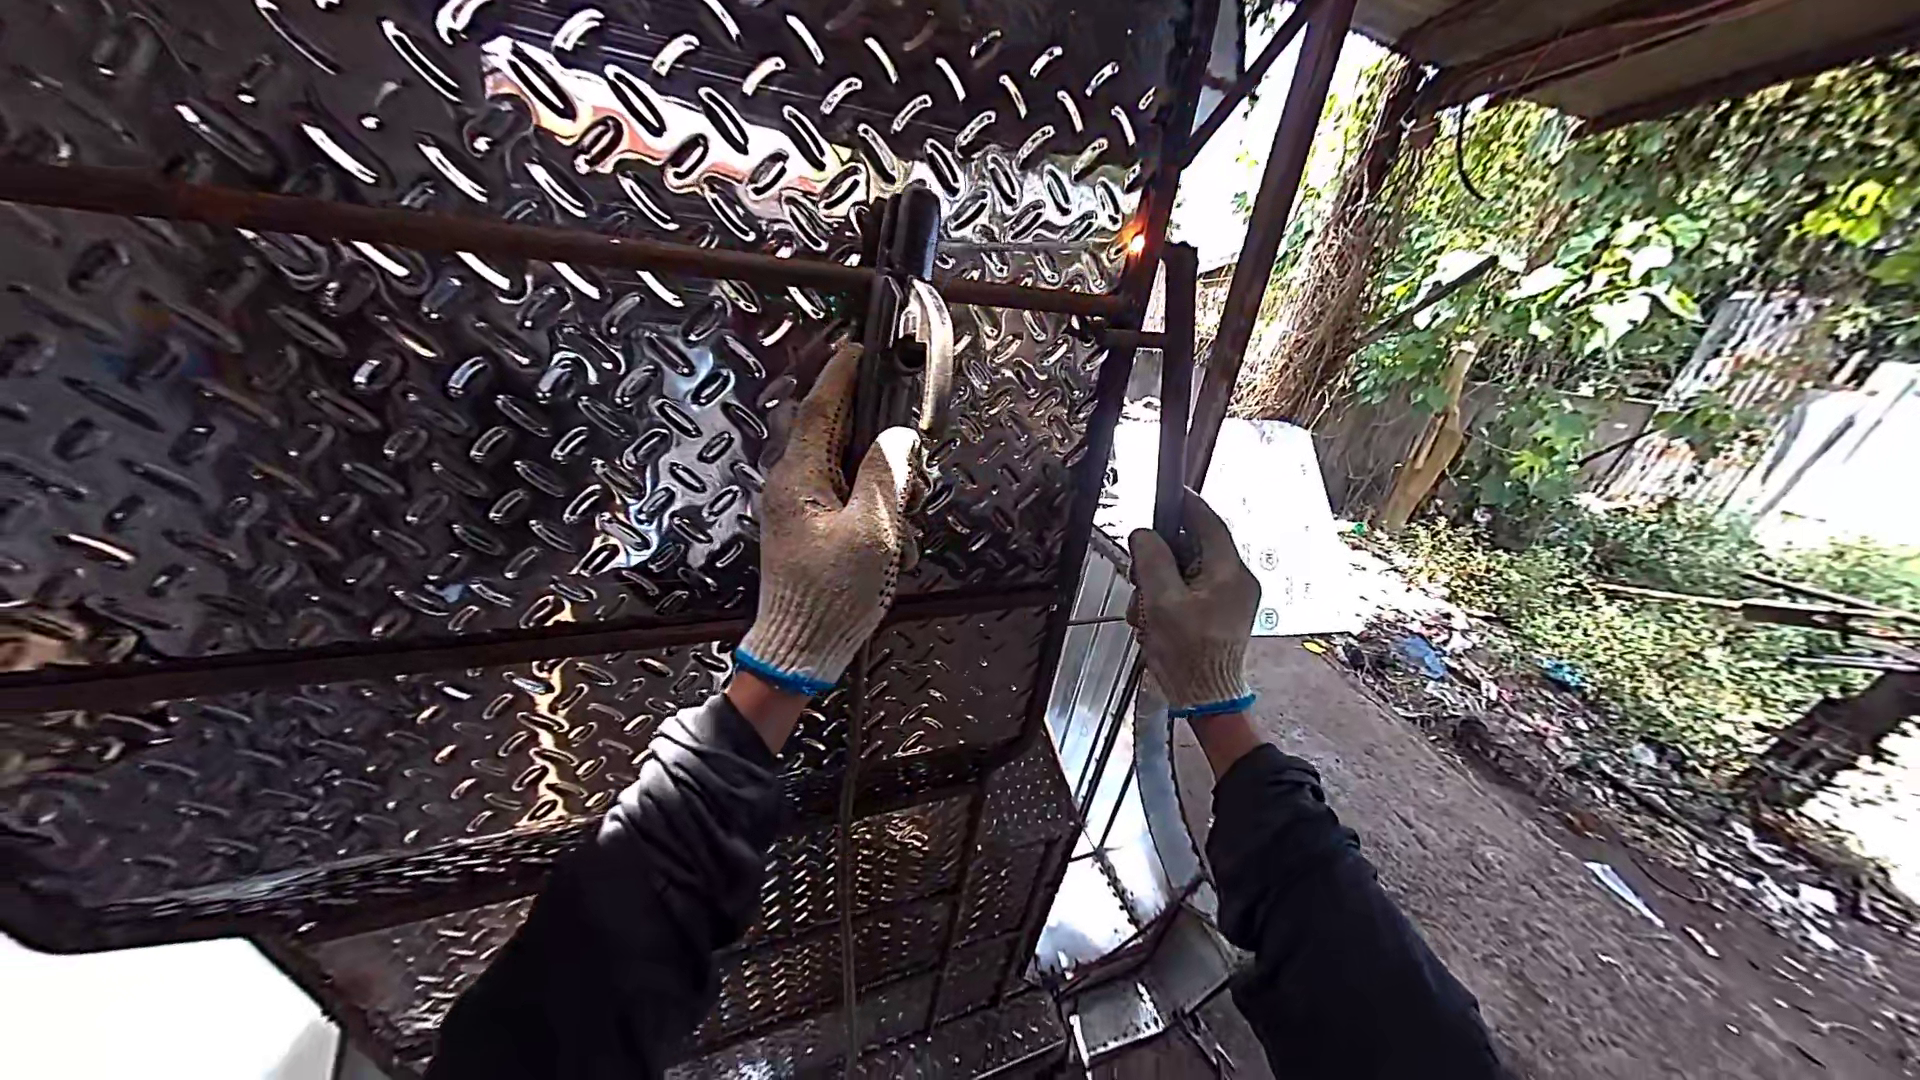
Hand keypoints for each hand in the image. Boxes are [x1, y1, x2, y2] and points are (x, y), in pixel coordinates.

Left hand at [734, 343, 922, 716]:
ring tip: (903, 526)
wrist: (800, 652)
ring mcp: (798, 510)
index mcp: (798, 478)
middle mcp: (791, 487)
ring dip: (885, 492)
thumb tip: (898, 438)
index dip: (842, 376)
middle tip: (912, 477)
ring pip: (850, 474)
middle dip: (882, 451)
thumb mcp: (872, 531)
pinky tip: (891, 546)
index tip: (861, 350)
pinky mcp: (809, 531)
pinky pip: (848, 503)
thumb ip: (886, 476)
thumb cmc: (832, 596)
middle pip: (840, 440)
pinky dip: (875, 516)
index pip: (819, 408)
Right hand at [1127, 490, 1258, 719]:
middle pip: (1193, 549)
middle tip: (1139, 577)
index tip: (1171, 492)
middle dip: (1160, 561)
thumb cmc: (1187, 654)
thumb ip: (1152, 561)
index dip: (1188, 505)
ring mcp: (1231, 599)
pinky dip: (1168, 600)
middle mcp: (1237, 581)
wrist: (1205, 698)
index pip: (1210, 524)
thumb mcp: (1161, 602)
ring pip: (1187, 572)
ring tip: (1145, 612)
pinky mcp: (1221, 614)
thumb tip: (1144, 533)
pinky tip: (1154, 622)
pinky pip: (1191, 592)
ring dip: (1159, 586)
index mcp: (1229, 574)